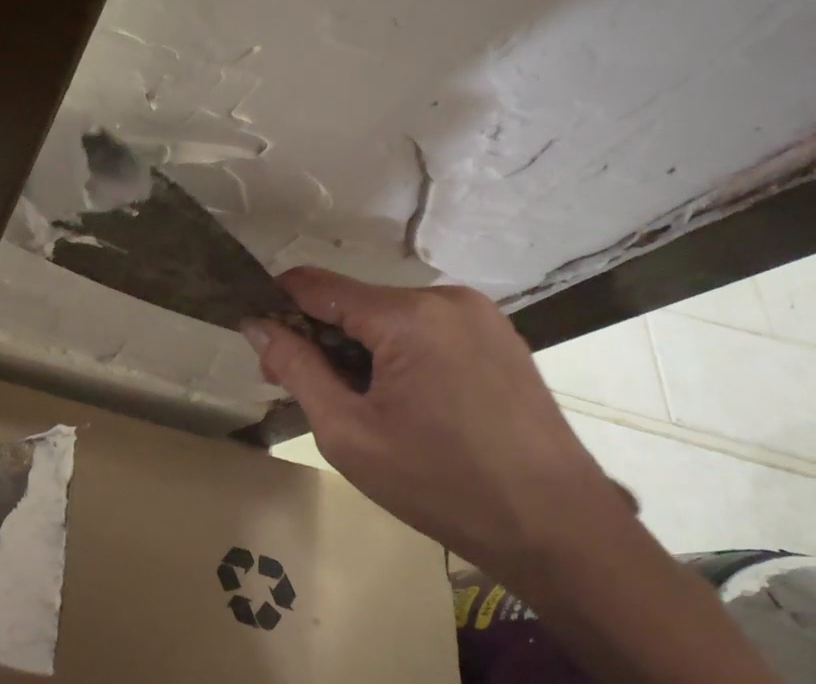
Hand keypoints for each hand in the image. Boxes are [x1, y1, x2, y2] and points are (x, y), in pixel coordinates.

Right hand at [245, 268, 783, 682]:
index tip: (259, 347)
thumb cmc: (443, 484)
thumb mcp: (347, 431)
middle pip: (350, 302)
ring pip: (385, 318)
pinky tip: (401, 404)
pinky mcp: (499, 340)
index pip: (313, 285)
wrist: (564, 535)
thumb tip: (255, 324)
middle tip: (303, 392)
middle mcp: (445, 299)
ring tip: (356, 406)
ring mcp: (480, 318)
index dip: (275, 308)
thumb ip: (294, 368)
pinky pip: (423, 330)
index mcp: (408, 315)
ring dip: (357, 350)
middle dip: (317, 339)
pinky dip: (396, 355)